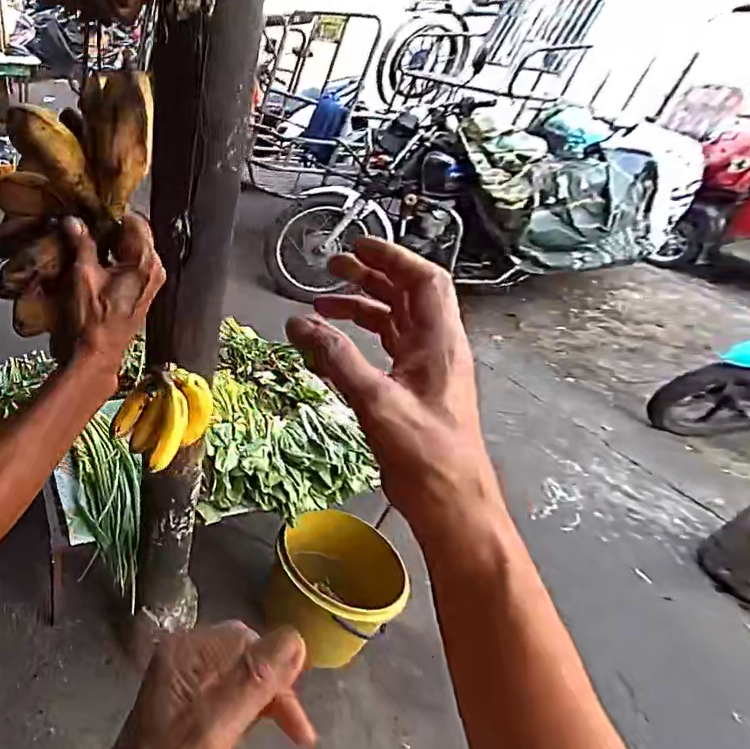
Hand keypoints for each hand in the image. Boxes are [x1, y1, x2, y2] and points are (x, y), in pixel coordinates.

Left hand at [42, 623, 314, 748]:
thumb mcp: (215, 726)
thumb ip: (255, 679)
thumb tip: (295, 637)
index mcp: (185, 654)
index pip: (245, 639)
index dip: (276, 667)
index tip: (295, 706)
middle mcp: (186, 663)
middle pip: (246, 656)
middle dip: (275, 686)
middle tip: (296, 726)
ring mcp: (188, 688)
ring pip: (244, 677)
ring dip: (269, 700)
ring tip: (289, 732)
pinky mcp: (194, 714)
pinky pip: (234, 698)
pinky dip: (253, 712)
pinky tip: (258, 732)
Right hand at [64, 214, 163, 376]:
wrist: (99, 353)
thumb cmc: (94, 320)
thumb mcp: (84, 277)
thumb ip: (82, 244)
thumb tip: (73, 221)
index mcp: (146, 262)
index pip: (137, 221)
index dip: (114, 213)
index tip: (93, 210)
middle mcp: (155, 269)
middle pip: (137, 234)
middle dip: (112, 227)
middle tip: (87, 224)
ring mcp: (151, 280)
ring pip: (133, 248)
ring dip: (112, 242)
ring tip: (88, 239)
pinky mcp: (143, 289)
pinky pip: (132, 263)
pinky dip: (116, 257)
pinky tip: (96, 258)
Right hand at [286, 237, 501, 526]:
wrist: (451, 502)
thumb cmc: (425, 453)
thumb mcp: (375, 400)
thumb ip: (335, 357)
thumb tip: (298, 324)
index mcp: (440, 341)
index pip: (424, 280)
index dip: (393, 257)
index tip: (360, 246)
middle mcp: (437, 349)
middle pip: (407, 297)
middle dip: (371, 277)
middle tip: (334, 267)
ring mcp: (426, 370)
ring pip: (395, 323)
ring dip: (363, 309)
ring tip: (324, 304)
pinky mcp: (414, 391)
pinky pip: (388, 350)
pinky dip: (362, 340)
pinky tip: (335, 344)